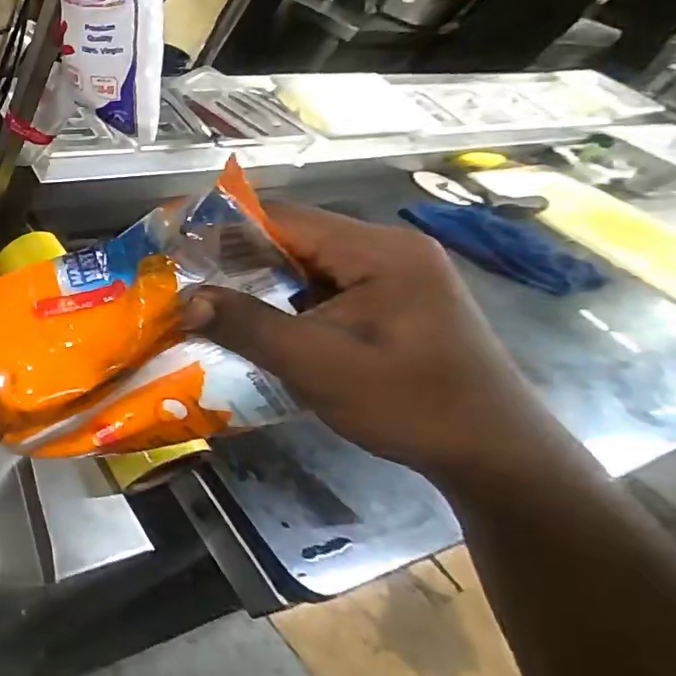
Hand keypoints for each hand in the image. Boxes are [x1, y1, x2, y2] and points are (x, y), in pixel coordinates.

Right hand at [182, 203, 579, 488]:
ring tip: (211, 305)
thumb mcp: (319, 366)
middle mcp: (388, 248)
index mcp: (378, 250)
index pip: (283, 218)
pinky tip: (261, 324)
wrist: (497, 457)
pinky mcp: (394, 299)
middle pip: (294, 237)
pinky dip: (288, 301)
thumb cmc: (412, 406)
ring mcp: (395, 273)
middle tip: (187, 284)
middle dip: (237, 260)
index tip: (178, 251)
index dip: (224, 229)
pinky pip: (326, 286)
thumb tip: (185, 300)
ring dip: (261, 283)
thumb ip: (249, 326)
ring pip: (307, 263)